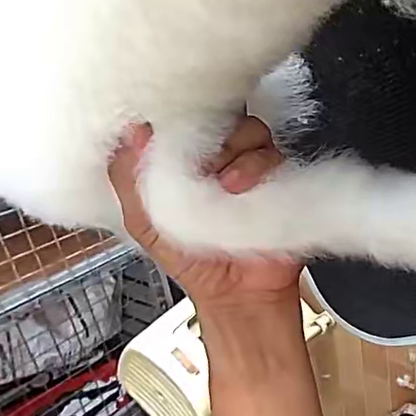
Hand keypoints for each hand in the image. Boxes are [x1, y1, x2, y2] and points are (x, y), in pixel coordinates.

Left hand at [107, 119, 301, 311]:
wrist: (235, 293)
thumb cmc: (193, 261)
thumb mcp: (144, 222)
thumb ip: (130, 178)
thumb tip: (132, 134)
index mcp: (192, 164)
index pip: (193, 121)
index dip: (188, 121)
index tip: (178, 139)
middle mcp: (227, 163)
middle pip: (229, 122)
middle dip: (219, 139)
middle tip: (208, 166)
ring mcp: (258, 174)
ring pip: (257, 137)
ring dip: (242, 157)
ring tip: (229, 186)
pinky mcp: (285, 186)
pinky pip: (281, 161)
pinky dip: (264, 170)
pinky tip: (248, 192)